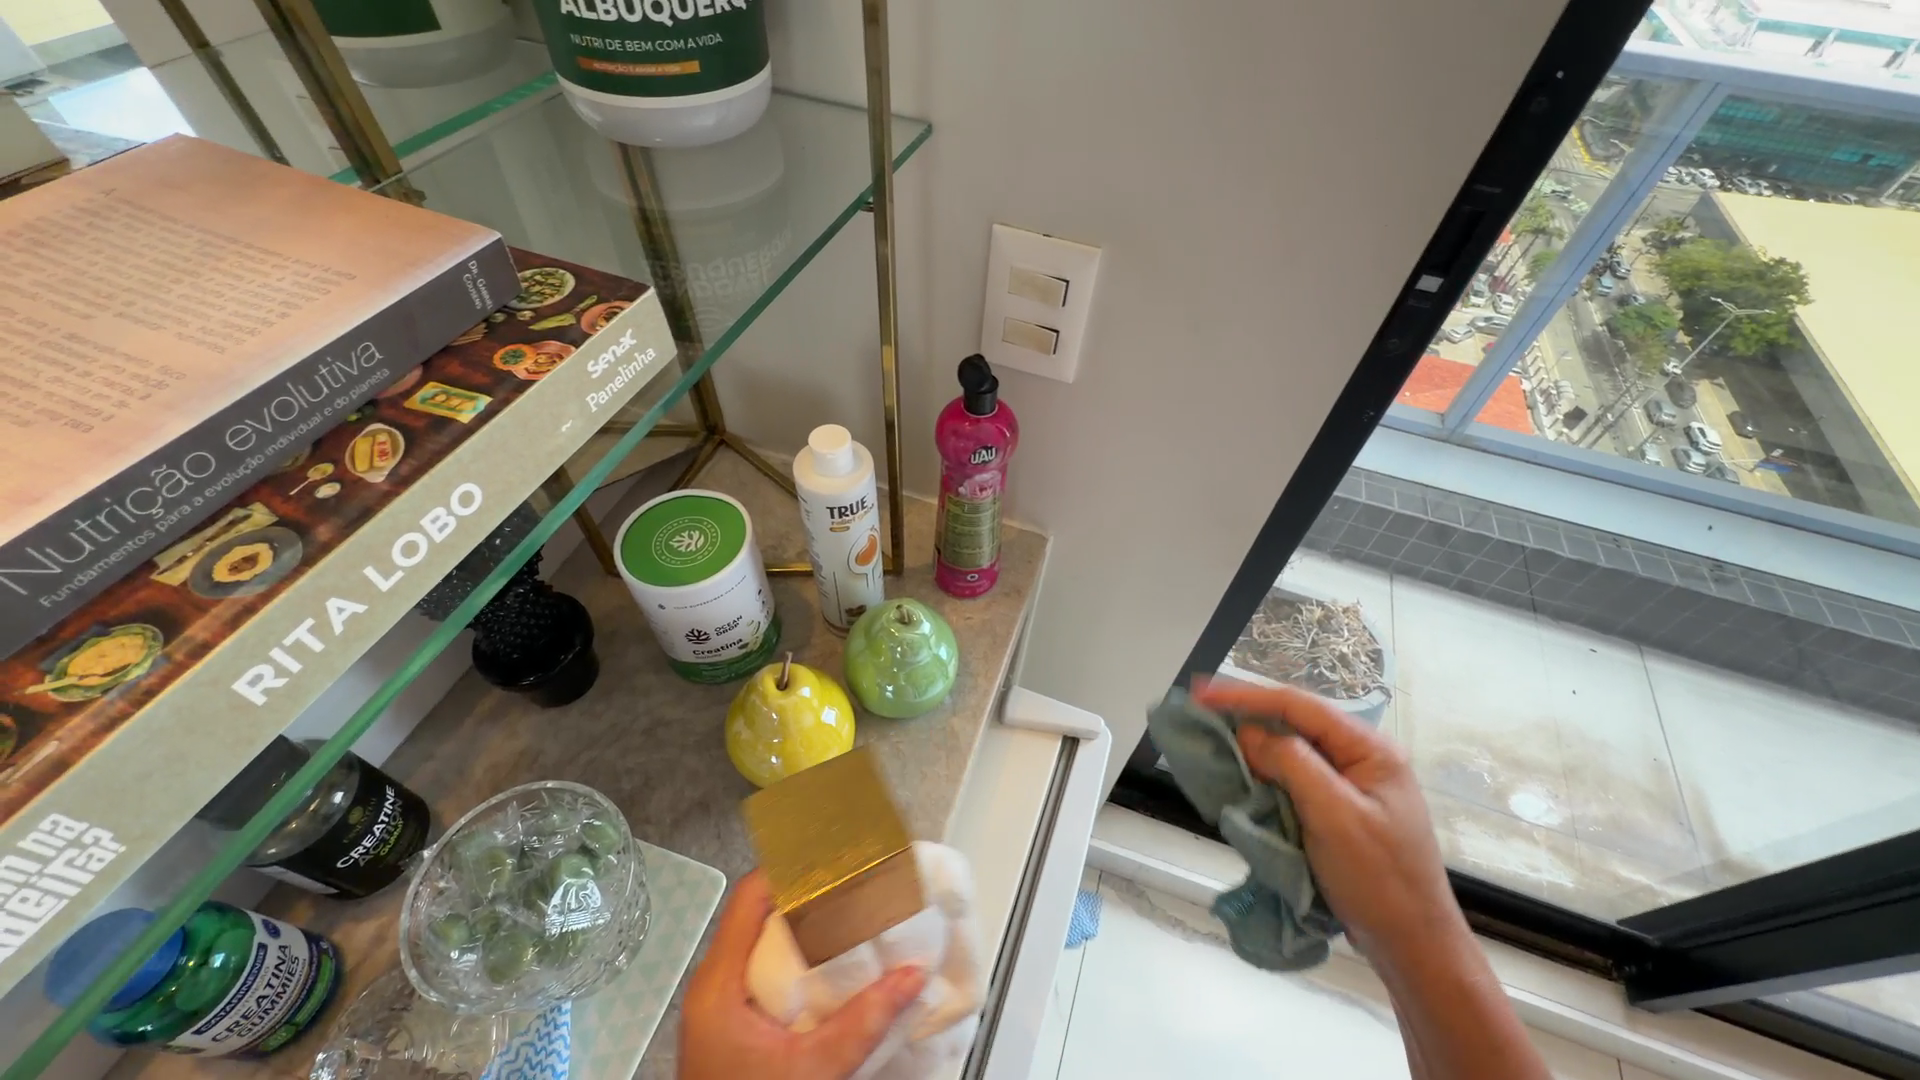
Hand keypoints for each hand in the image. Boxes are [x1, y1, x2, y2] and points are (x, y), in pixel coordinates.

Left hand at [679, 871, 926, 1079]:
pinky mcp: (729, 1019)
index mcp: (720, 984)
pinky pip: (759, 965)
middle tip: (853, 883)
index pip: (750, 896)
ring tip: (847, 912)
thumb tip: (913, 976)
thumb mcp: (814, 1071)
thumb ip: (863, 1023)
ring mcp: (718, 1002)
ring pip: (757, 937)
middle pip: (756, 910)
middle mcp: (713, 984)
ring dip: (800, 921)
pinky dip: (794, 951)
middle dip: (806, 892)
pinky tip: (828, 960)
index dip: (792, 869)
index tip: (835, 860)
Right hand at [1192, 679, 1465, 967]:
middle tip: (1199, 713)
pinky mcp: (1337, 810)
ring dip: (1252, 747)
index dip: (1245, 695)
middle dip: (1245, 716)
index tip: (1200, 693)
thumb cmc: (1379, 879)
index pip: (1297, 706)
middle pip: (1293, 723)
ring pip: (1290, 751)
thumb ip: (1291, 763)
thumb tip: (1247, 732)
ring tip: (1212, 740)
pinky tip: (1240, 775)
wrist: (1413, 946)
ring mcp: (1349, 785)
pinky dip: (1263, 775)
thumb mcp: (1333, 815)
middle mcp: (1360, 757)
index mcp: (1368, 749)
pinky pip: (1293, 780)